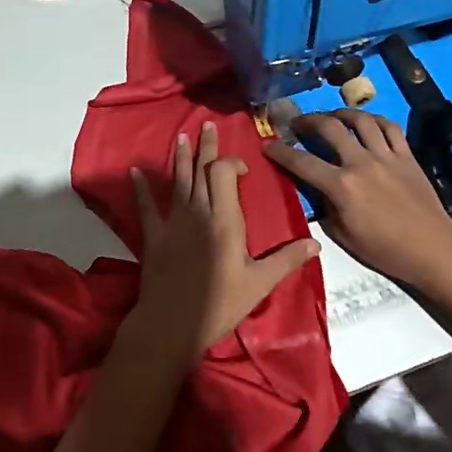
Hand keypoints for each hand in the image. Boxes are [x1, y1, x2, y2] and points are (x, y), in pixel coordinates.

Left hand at [130, 120, 319, 354]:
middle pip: (201, 170)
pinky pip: (146, 207)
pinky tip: (134, 171)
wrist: (171, 325)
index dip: (231, 162)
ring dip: (179, 158)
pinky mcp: (153, 236)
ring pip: (177, 181)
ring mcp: (172, 223)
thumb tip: (317, 244)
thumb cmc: (220, 304)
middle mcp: (198, 212)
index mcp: (225, 219)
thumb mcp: (260, 282)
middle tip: (207, 126)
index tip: (242, 169)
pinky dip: (141, 188)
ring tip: (180, 137)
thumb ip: (287, 259)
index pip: (224, 173)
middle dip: (205, 147)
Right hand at [263, 109, 451, 295]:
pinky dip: (374, 119)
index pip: (302, 162)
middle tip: (298, 123)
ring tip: (331, 116)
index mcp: (342, 187)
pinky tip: (366, 122)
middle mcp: (361, 163)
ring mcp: (386, 155)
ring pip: (360, 120)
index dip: (280, 151)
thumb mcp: (343, 235)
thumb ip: (325, 206)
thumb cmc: (385, 250)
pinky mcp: (407, 155)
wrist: (431, 248)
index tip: (268, 144)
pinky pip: (389, 127)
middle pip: (329, 128)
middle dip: (308, 120)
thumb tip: (317, 188)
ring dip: (341, 113)